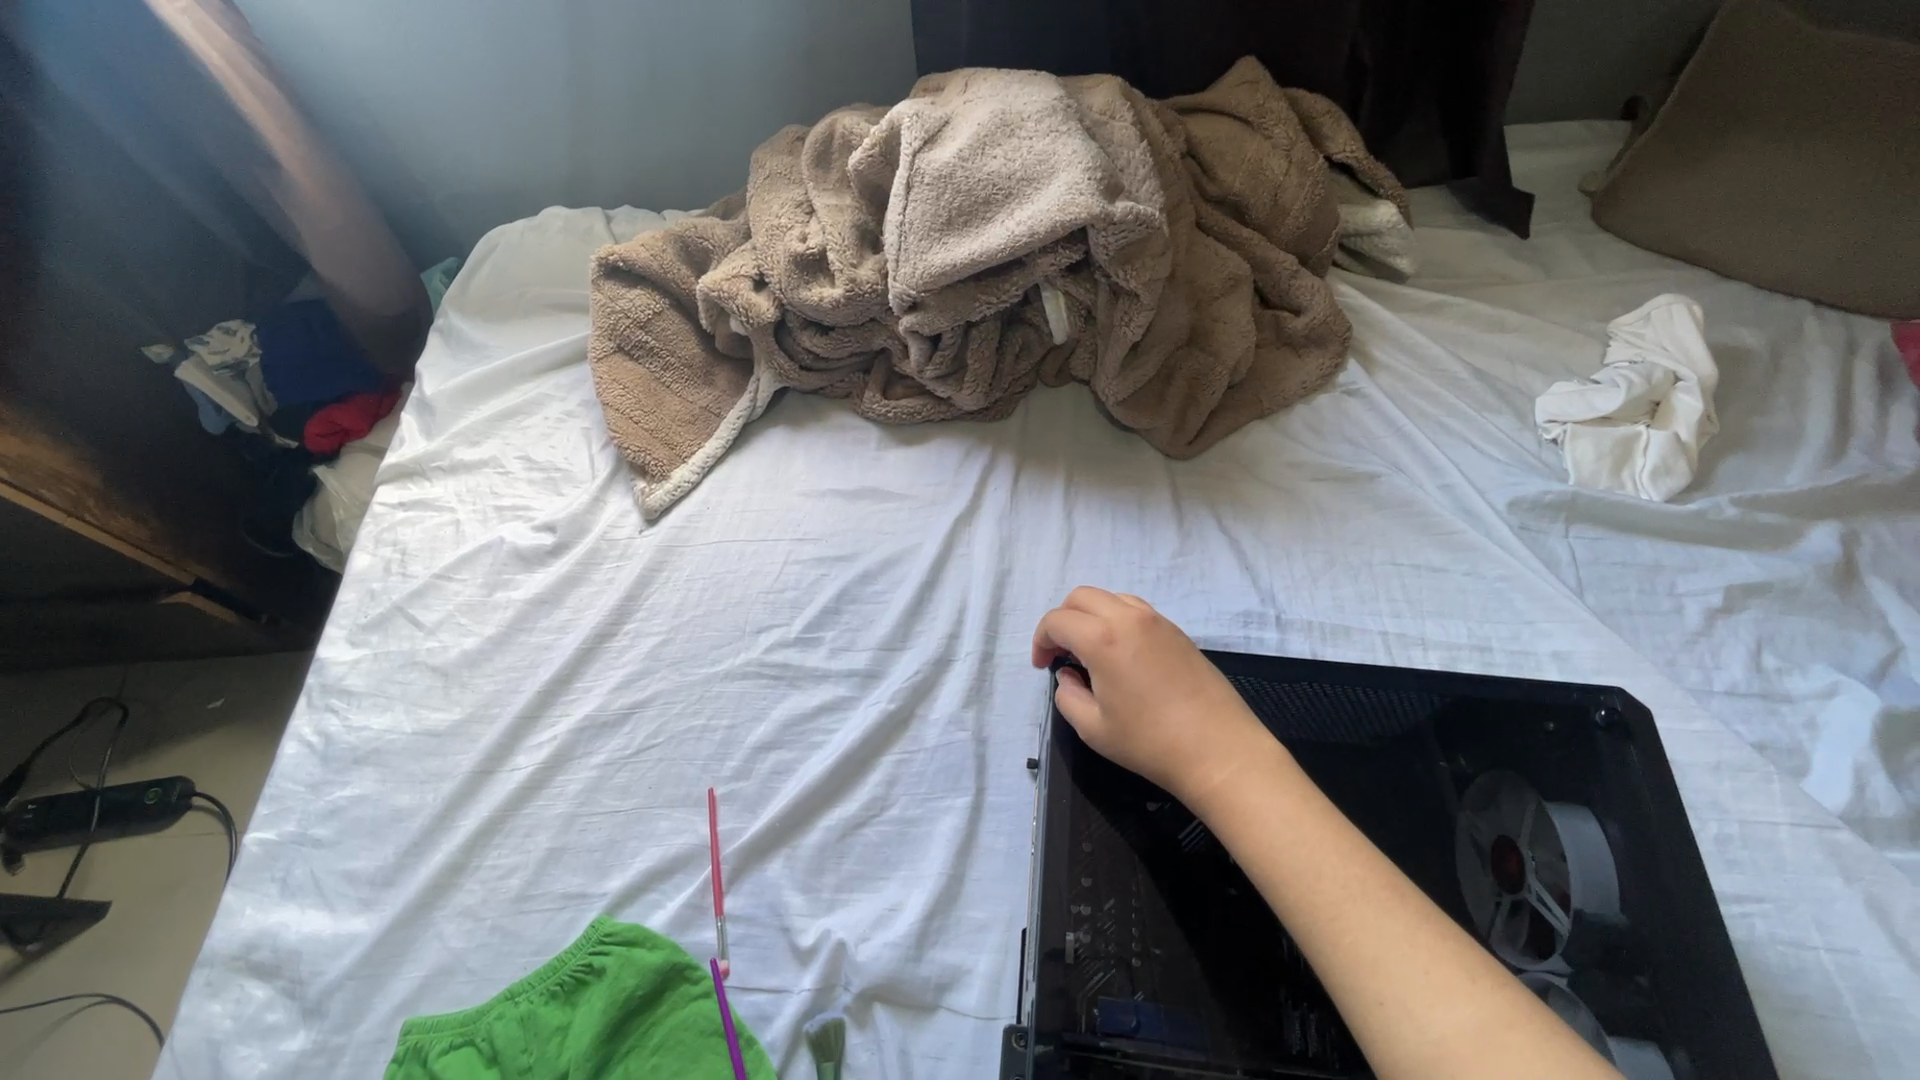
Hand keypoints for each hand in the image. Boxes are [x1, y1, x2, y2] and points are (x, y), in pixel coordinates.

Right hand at [1030, 587, 1280, 806]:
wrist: (1218, 750)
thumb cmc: (1150, 742)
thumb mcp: (1093, 728)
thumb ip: (1068, 696)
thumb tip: (1069, 677)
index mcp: (1103, 638)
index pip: (1057, 620)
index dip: (1041, 640)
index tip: (1043, 666)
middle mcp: (1129, 618)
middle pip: (1082, 597)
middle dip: (1063, 620)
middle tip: (1060, 654)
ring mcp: (1158, 621)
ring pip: (1111, 598)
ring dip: (1091, 616)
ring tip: (1090, 652)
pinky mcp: (1178, 632)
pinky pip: (1136, 611)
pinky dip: (1117, 620)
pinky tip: (1121, 655)